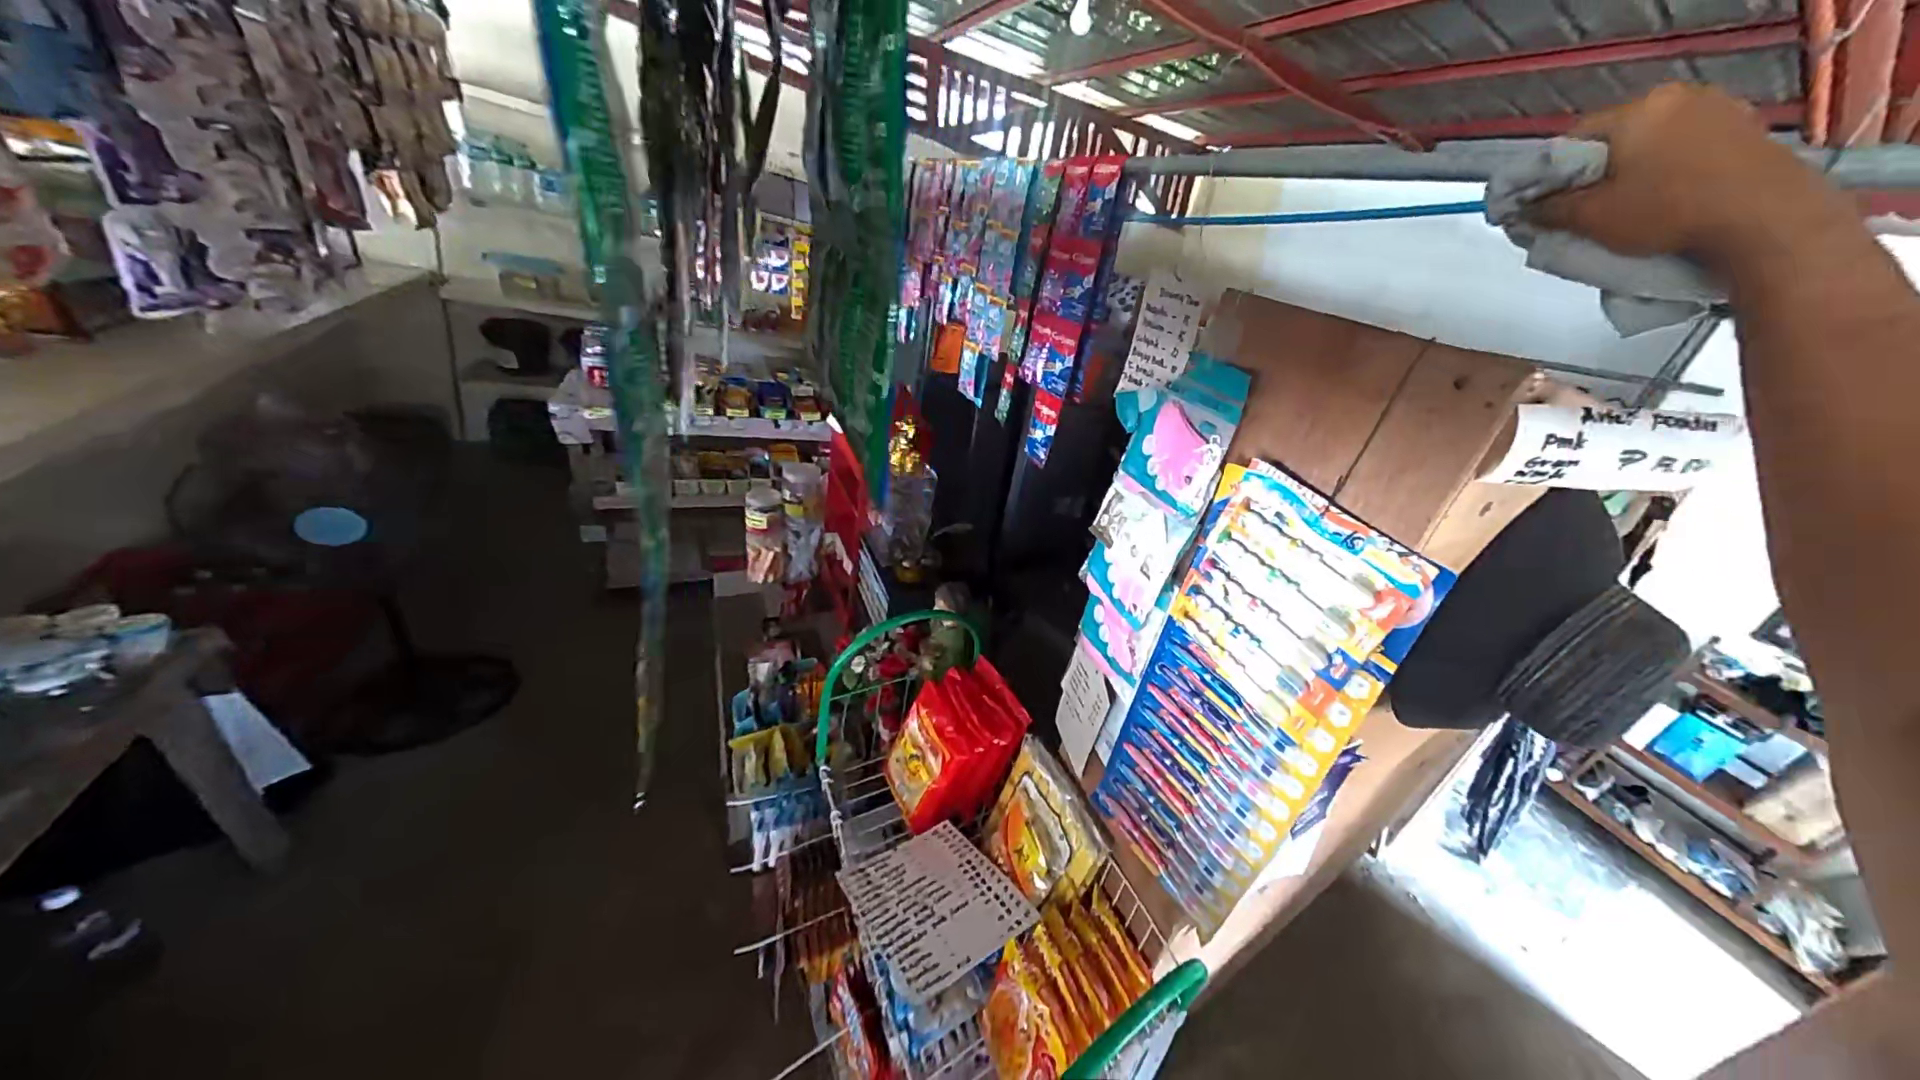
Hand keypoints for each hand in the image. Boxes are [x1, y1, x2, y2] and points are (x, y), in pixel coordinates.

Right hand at [1529, 84, 1854, 270]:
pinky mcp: (1743, 128)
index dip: (1548, 175)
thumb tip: (1521, 209)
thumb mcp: (1590, 218)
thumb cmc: (1665, 211)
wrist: (1762, 217)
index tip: (1539, 204)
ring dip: (1629, 172)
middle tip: (1578, 210)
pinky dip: (1664, 170)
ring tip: (1620, 207)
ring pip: (1649, 143)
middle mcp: (1678, 98)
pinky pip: (1684, 148)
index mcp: (1636, 111)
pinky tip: (1660, 198)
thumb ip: (1548, 210)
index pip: (1571, 140)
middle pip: (1613, 139)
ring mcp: (1718, 109)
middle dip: (1591, 172)